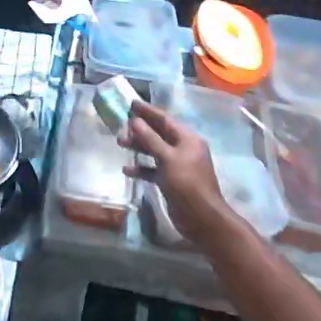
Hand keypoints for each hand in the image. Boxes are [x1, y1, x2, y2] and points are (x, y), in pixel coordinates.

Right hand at [120, 101, 230, 246]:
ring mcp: (177, 165)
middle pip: (159, 133)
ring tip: (120, 142)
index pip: (165, 119)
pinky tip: (127, 169)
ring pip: (154, 150)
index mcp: (187, 139)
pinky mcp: (170, 180)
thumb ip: (150, 138)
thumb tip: (135, 121)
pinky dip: (141, 167)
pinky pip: (153, 169)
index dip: (147, 111)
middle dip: (140, 128)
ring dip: (138, 146)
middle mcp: (183, 148)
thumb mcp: (167, 158)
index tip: (131, 103)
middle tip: (121, 124)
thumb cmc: (186, 183)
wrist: (201, 217)